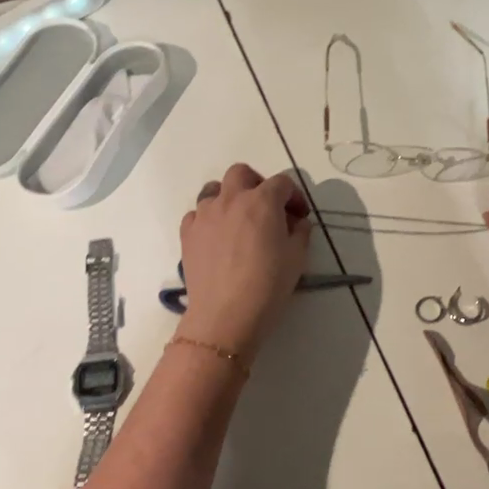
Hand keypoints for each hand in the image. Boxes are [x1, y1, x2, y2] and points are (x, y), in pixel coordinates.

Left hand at [176, 163, 313, 359]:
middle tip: (267, 207)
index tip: (299, 215)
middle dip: (257, 183)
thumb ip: (300, 233)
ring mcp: (205, 214)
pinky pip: (197, 214)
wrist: (224, 315)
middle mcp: (231, 199)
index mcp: (262, 201)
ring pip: (215, 189)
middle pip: (242, 173)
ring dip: (229, 197)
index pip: (282, 182)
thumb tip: (297, 223)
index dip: (294, 196)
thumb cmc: (267, 286)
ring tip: (239, 220)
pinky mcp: (187, 233)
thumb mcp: (297, 259)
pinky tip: (217, 238)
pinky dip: (209, 218)